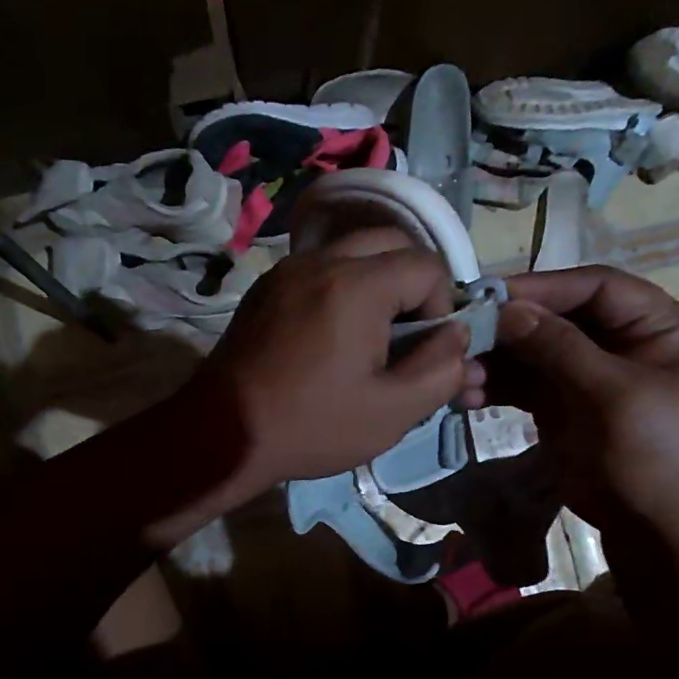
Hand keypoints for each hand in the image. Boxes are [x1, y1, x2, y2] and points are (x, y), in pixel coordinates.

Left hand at [192, 229, 482, 489]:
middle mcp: (318, 262)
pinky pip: (315, 271)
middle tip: (404, 334)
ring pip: (349, 253)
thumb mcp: (392, 412)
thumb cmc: (310, 425)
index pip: (426, 265)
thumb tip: (457, 336)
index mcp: (355, 284)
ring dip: (373, 283)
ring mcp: (284, 272)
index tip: (425, 348)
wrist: (222, 434)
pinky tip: (329, 337)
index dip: (442, 304)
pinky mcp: (262, 290)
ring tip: (369, 337)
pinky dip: (337, 289)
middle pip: (388, 243)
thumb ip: (440, 369)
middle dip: (410, 283)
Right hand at [482, 265, 678, 537]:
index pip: (599, 288)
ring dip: (496, 362)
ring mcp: (593, 381)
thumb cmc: (661, 457)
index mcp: (664, 330)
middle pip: (560, 320)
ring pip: (535, 355)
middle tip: (460, 337)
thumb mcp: (614, 395)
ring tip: (458, 376)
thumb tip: (506, 309)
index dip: (544, 287)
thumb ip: (559, 347)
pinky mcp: (566, 411)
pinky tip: (467, 396)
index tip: (488, 295)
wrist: (670, 538)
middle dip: (509, 329)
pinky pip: (526, 388)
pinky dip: (497, 388)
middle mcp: (627, 347)